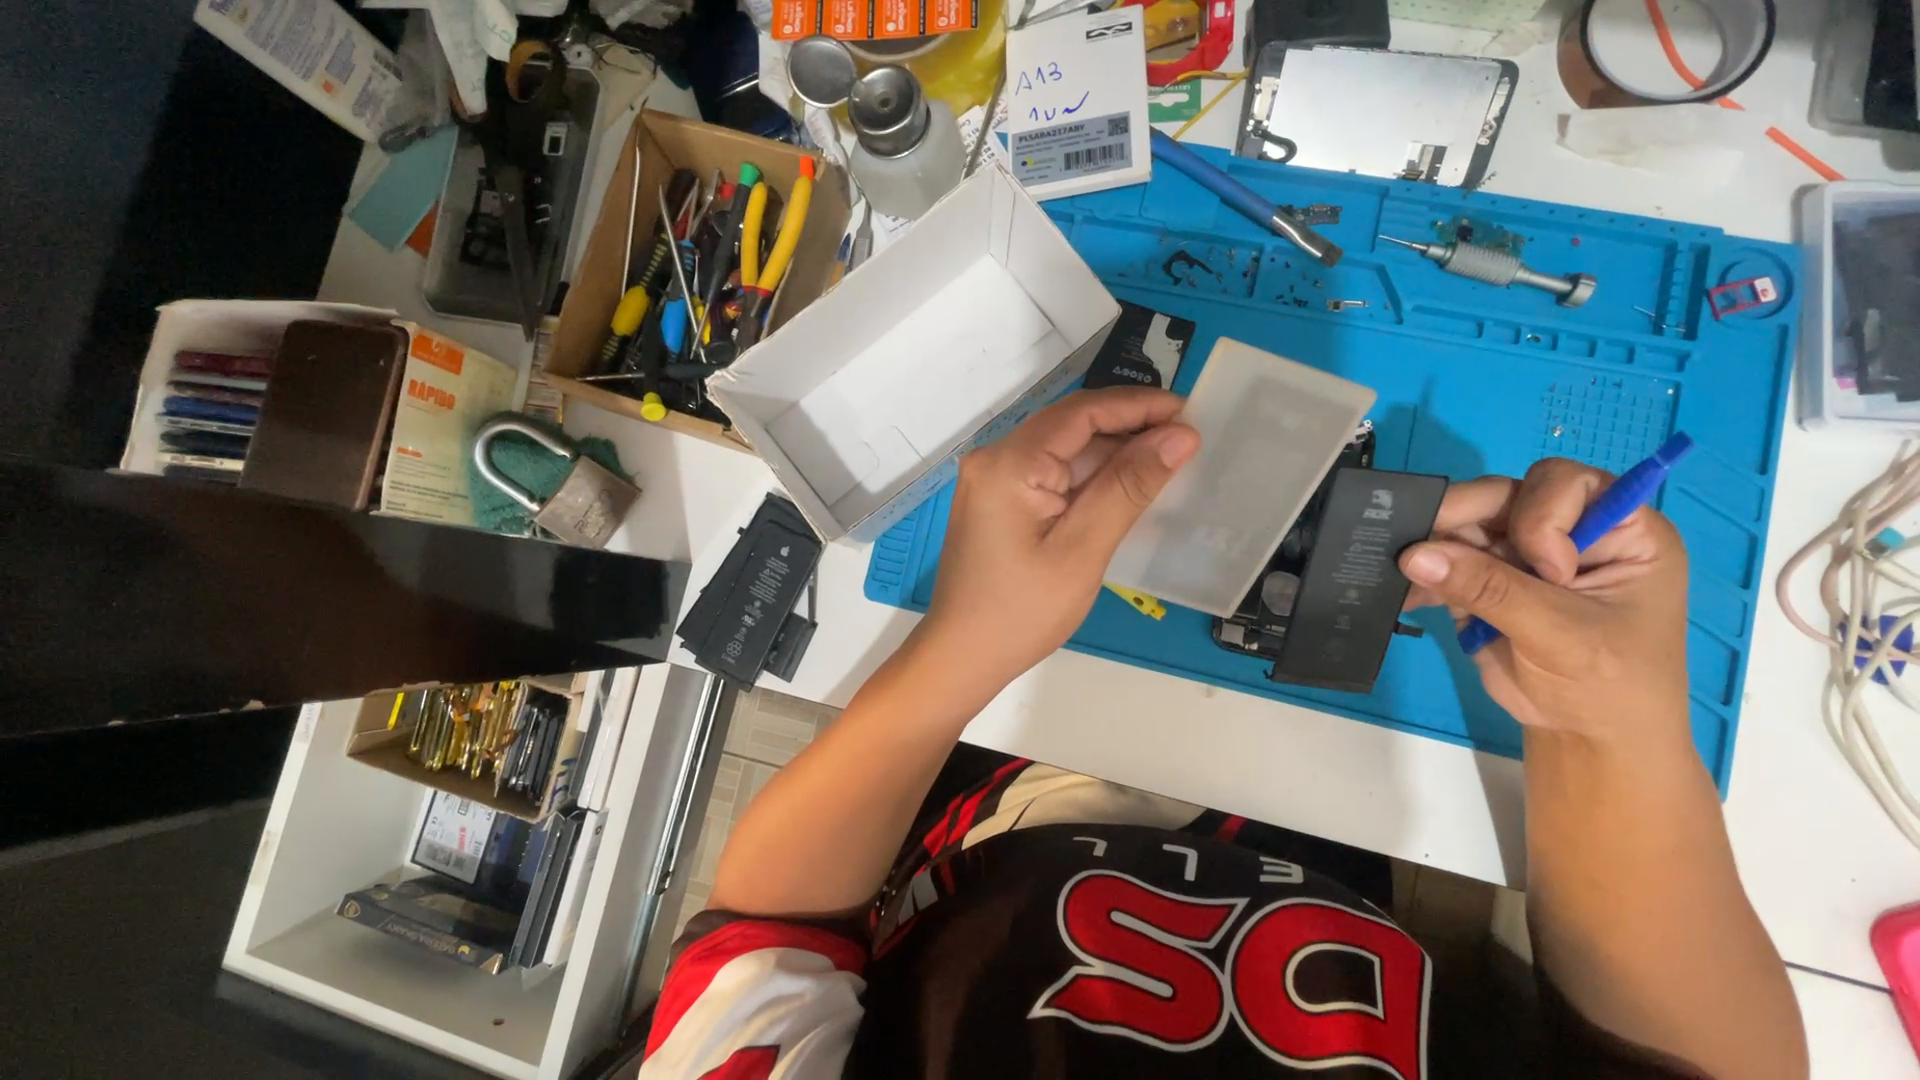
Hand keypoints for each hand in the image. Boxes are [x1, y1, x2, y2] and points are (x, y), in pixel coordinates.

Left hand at [920, 387, 1199, 686]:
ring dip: (1110, 452)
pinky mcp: (997, 501)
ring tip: (1165, 461)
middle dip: (1128, 427)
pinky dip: (1087, 476)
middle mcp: (995, 458)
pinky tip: (1123, 485)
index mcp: (1010, 463)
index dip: (1137, 406)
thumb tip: (1180, 436)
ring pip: (1062, 449)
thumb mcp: (1083, 550)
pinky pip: (1049, 473)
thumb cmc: (1022, 611)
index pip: (1081, 412)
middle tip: (1185, 440)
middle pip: (1070, 426)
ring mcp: (992, 480)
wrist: (962, 656)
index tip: (1188, 412)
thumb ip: (1129, 487)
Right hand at [1398, 459, 1690, 741]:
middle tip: (1423, 541)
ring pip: (1463, 526)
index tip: (1547, 570)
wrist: (1586, 735)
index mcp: (1618, 530)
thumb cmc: (1609, 683)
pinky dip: (1420, 577)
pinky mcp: (1482, 582)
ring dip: (1431, 546)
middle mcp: (1566, 532)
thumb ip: (1492, 590)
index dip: (1543, 516)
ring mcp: (1519, 556)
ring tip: (1402, 569)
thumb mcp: (1562, 633)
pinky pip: (1441, 562)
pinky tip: (1404, 595)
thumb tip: (1414, 555)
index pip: (1567, 486)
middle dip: (1463, 519)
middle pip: (1503, 498)